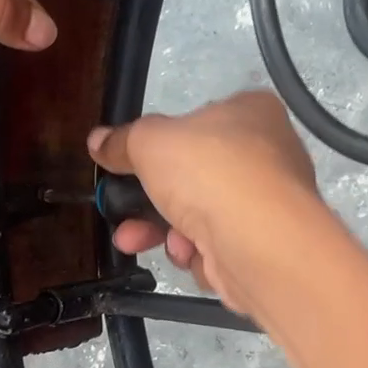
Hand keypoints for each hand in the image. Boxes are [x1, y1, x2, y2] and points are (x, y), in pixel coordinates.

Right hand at [86, 90, 324, 314]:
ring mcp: (269, 205)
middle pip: (196, 178)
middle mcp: (269, 155)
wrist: (258, 241)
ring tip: (139, 240)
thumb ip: (123, 141)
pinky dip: (199, 255)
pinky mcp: (265, 247)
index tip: (137, 165)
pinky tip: (191, 255)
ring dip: (168, 232)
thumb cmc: (209, 173)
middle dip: (152, 202)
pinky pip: (219, 248)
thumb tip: (98, 141)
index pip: (202, 122)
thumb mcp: (150, 142)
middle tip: (124, 215)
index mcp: (253, 112)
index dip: (166, 144)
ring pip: (203, 218)